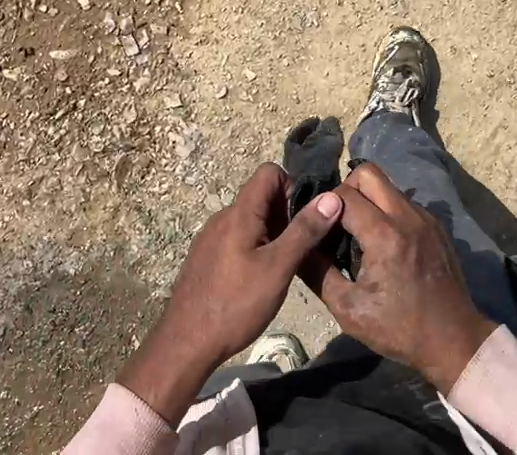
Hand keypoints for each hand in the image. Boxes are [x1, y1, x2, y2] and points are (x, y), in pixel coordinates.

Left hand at [117, 163, 343, 422]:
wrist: (185, 345)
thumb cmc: (235, 304)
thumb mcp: (278, 268)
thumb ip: (304, 231)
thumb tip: (332, 197)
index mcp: (240, 213)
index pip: (269, 172)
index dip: (292, 187)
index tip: (304, 219)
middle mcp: (222, 218)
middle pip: (261, 196)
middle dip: (285, 214)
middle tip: (299, 249)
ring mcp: (210, 238)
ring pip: (250, 220)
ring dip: (271, 233)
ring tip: (283, 267)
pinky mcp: (205, 258)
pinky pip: (237, 238)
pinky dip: (254, 247)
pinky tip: (258, 280)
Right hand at [302, 163, 497, 392]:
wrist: (454, 340)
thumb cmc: (399, 329)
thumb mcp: (349, 310)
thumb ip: (318, 273)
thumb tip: (298, 247)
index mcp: (384, 234)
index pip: (343, 195)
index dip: (324, 208)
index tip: (319, 229)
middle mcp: (406, 216)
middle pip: (368, 173)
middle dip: (346, 190)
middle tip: (339, 221)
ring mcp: (425, 217)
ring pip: (387, 186)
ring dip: (368, 200)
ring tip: (359, 233)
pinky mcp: (436, 225)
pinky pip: (403, 202)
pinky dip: (387, 211)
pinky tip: (383, 243)